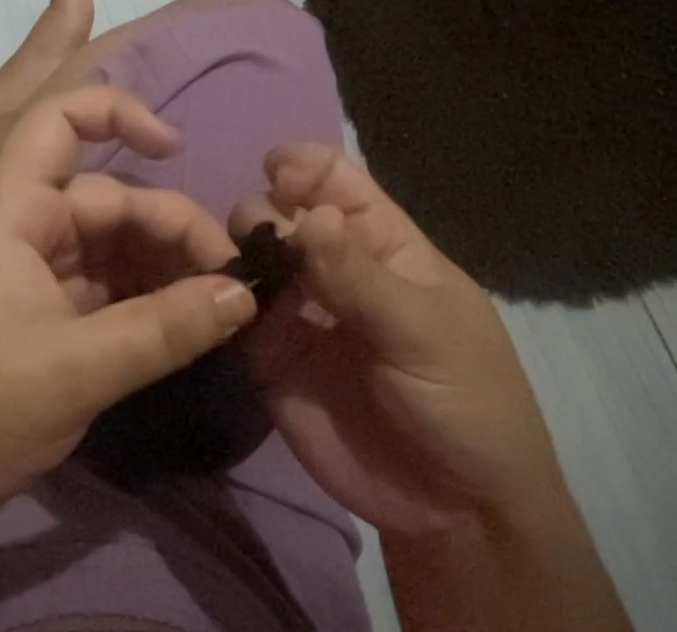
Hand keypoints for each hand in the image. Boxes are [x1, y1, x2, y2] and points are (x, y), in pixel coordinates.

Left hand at [0, 85, 258, 514]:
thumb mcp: (75, 371)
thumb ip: (164, 329)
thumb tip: (245, 293)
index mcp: (9, 211)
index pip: (58, 121)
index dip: (119, 114)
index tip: (178, 150)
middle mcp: (22, 224)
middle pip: (110, 198)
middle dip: (173, 229)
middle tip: (237, 284)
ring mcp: (31, 267)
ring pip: (113, 244)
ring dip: (166, 268)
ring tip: (224, 308)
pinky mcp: (41, 307)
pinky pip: (105, 284)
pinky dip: (146, 299)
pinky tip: (189, 325)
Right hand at [231, 143, 563, 536]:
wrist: (453, 509)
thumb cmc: (466, 401)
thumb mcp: (424, 331)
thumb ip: (359, 276)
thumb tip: (313, 213)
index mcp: (382, 245)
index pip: (336, 182)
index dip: (304, 166)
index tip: (274, 170)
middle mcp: (332, 269)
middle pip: (280, 212)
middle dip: (262, 212)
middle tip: (260, 242)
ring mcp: (296, 312)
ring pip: (249, 259)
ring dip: (232, 254)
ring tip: (232, 275)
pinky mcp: (266, 356)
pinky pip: (232, 316)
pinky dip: (217, 303)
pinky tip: (210, 303)